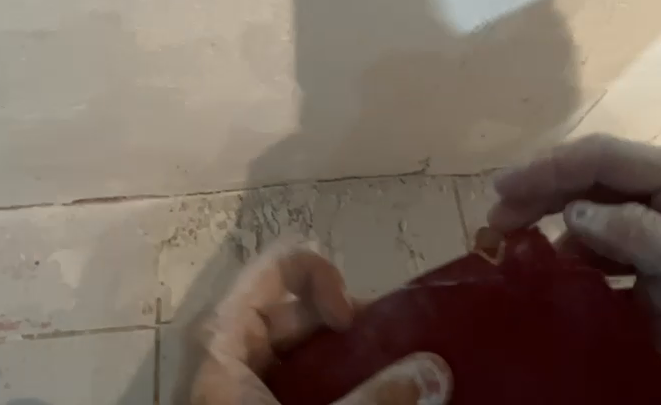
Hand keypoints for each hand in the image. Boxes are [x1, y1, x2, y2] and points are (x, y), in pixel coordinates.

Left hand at [187, 242, 451, 404]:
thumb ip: (374, 400)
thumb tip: (435, 370)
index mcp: (224, 336)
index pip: (275, 269)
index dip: (320, 277)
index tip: (352, 320)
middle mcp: (229, 350)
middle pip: (296, 311)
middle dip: (348, 327)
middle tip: (391, 352)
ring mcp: (240, 387)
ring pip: (302, 352)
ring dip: (346, 361)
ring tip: (390, 379)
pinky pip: (299, 385)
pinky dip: (332, 387)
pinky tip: (368, 400)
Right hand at [491, 135, 660, 404]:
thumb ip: (647, 236)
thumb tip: (573, 211)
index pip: (613, 160)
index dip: (555, 166)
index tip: (504, 187)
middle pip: (598, 188)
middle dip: (545, 195)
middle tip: (494, 220)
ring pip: (597, 231)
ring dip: (555, 237)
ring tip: (509, 253)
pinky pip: (607, 279)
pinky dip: (575, 279)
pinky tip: (547, 289)